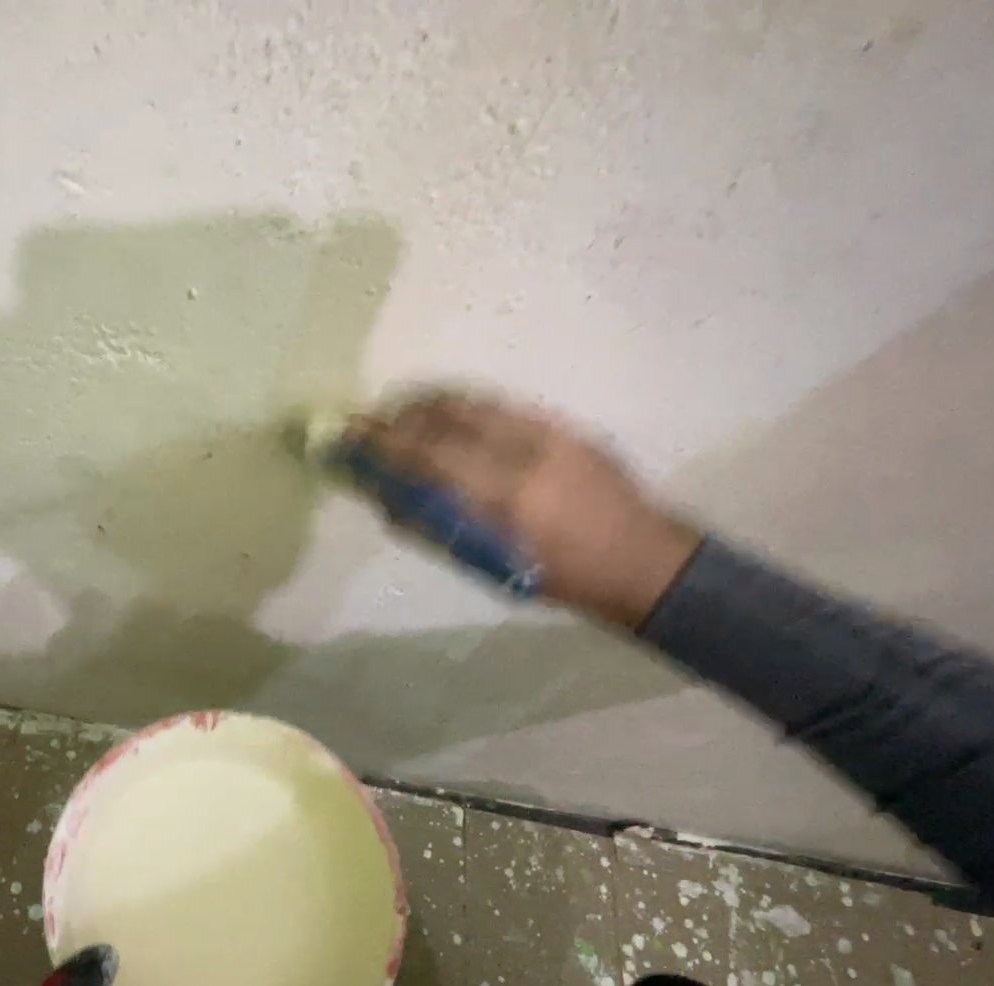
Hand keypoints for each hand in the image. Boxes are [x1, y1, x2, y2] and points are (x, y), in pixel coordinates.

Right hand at [357, 392, 702, 627]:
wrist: (642, 560)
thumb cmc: (559, 578)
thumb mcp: (492, 565)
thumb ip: (435, 529)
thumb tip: (386, 501)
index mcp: (508, 496)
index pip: (431, 454)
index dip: (385, 441)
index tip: (351, 434)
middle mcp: (529, 451)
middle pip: (449, 412)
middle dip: (403, 413)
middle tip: (375, 423)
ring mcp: (552, 431)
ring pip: (475, 400)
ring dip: (431, 405)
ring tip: (406, 416)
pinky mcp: (566, 424)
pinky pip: (501, 406)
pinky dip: (465, 409)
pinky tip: (452, 421)